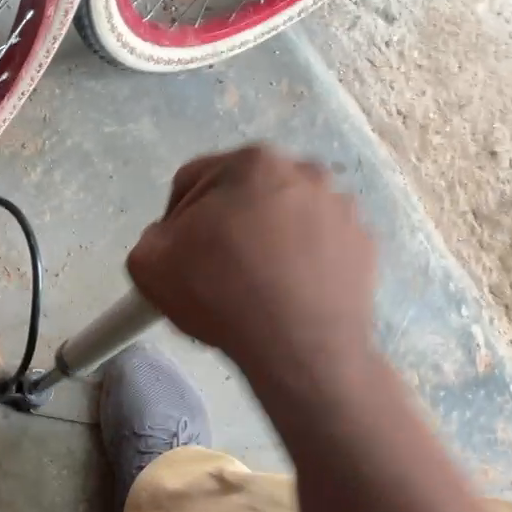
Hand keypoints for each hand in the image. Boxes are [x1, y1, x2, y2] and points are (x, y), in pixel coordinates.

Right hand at [127, 145, 376, 382]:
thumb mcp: (147, 262)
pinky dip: (298, 261)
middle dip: (224, 225)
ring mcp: (342, 207)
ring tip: (250, 285)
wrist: (298, 347)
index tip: (176, 256)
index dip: (174, 221)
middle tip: (211, 268)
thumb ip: (153, 237)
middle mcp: (304, 171)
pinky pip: (316, 244)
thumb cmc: (218, 293)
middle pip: (242, 195)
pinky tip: (282, 294)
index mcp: (250, 163)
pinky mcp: (364, 243)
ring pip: (283, 217)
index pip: (191, 181)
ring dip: (263, 240)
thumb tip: (175, 238)